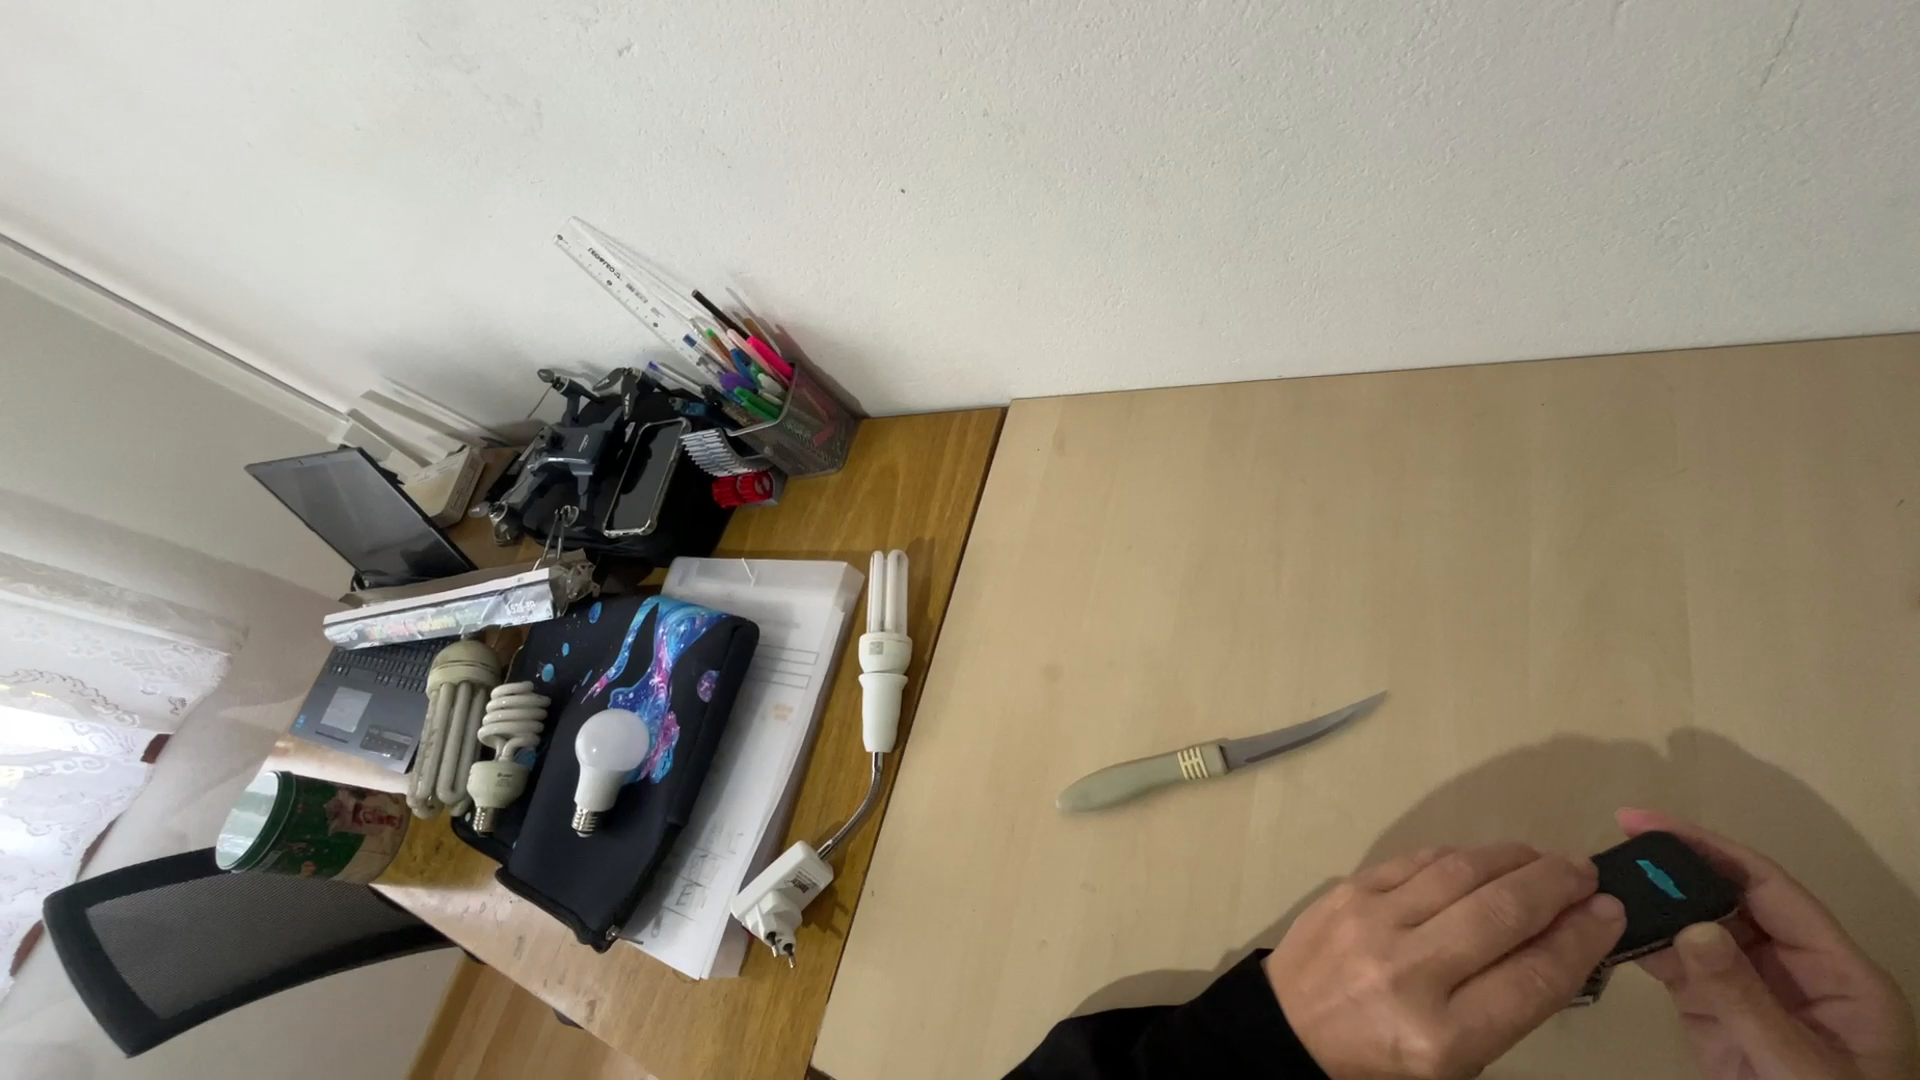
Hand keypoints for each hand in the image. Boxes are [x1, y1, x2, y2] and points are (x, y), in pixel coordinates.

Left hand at [1264, 843, 1625, 1078]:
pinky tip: (1481, 859)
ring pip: (1456, 874)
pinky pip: (1413, 862)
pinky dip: (1455, 856)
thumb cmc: (1383, 1057)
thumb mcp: (1457, 1057)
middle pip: (1499, 913)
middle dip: (1552, 886)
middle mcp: (1409, 971)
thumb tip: (1562, 939)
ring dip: (1508, 859)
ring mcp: (1372, 922)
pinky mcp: (1346, 892)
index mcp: (1444, 1036)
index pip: (1533, 978)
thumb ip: (1506, 1002)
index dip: (1580, 939)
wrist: (1291, 1029)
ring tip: (1541, 859)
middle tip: (1584, 873)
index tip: (1610, 913)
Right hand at [1616, 809, 1917, 1079]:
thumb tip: (1690, 926)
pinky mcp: (1710, 1005)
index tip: (1642, 821)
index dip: (1707, 847)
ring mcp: (1746, 985)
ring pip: (1689, 924)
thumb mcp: (1798, 1064)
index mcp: (1835, 972)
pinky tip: (1600, 927)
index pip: (1767, 887)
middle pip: (1723, 898)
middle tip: (1608, 849)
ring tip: (1592, 883)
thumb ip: (1746, 997)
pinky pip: (1669, 960)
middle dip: (1667, 871)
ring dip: (1646, 904)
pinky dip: (1634, 940)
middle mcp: (1789, 967)